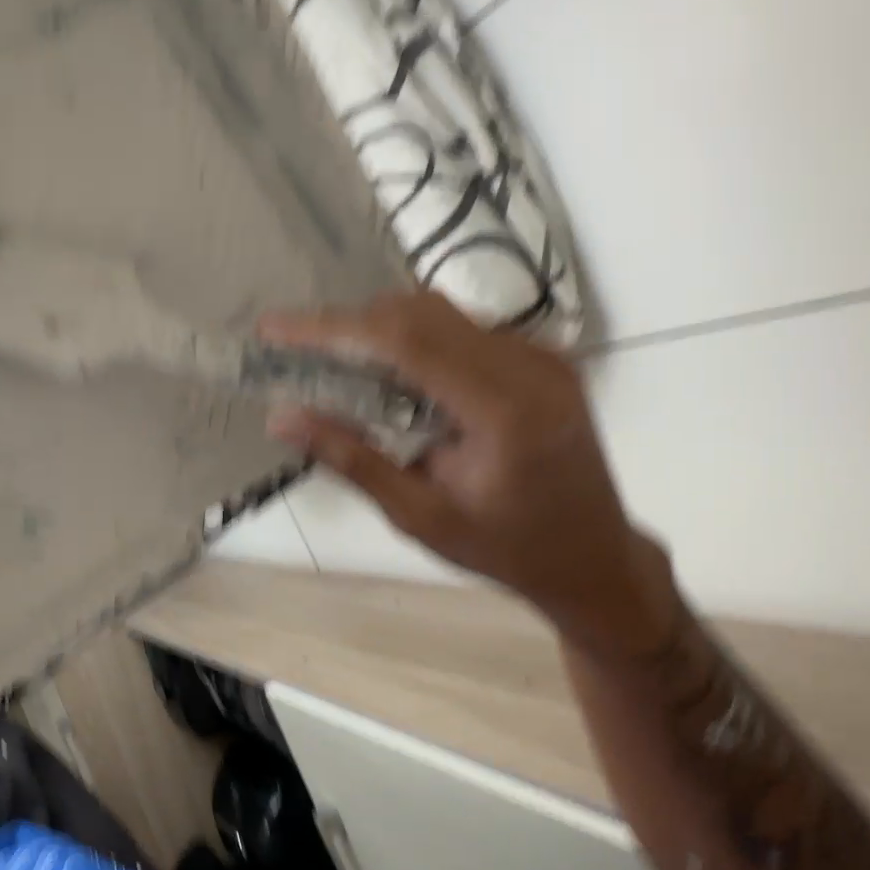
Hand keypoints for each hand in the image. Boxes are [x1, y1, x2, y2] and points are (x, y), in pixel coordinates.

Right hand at [260, 293, 680, 655]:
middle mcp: (529, 367)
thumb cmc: (506, 549)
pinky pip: (460, 325)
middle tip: (295, 348)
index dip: (332, 327)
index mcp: (504, 410)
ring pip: (438, 311)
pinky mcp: (540, 356)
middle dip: (347, 323)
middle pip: (418, 313)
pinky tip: (387, 371)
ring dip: (377, 327)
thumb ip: (352, 460)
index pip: (404, 341)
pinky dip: (410, 337)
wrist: (596, 558)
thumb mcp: (419, 516)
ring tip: (332, 358)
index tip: (273, 329)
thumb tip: (280, 417)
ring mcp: (541, 356)